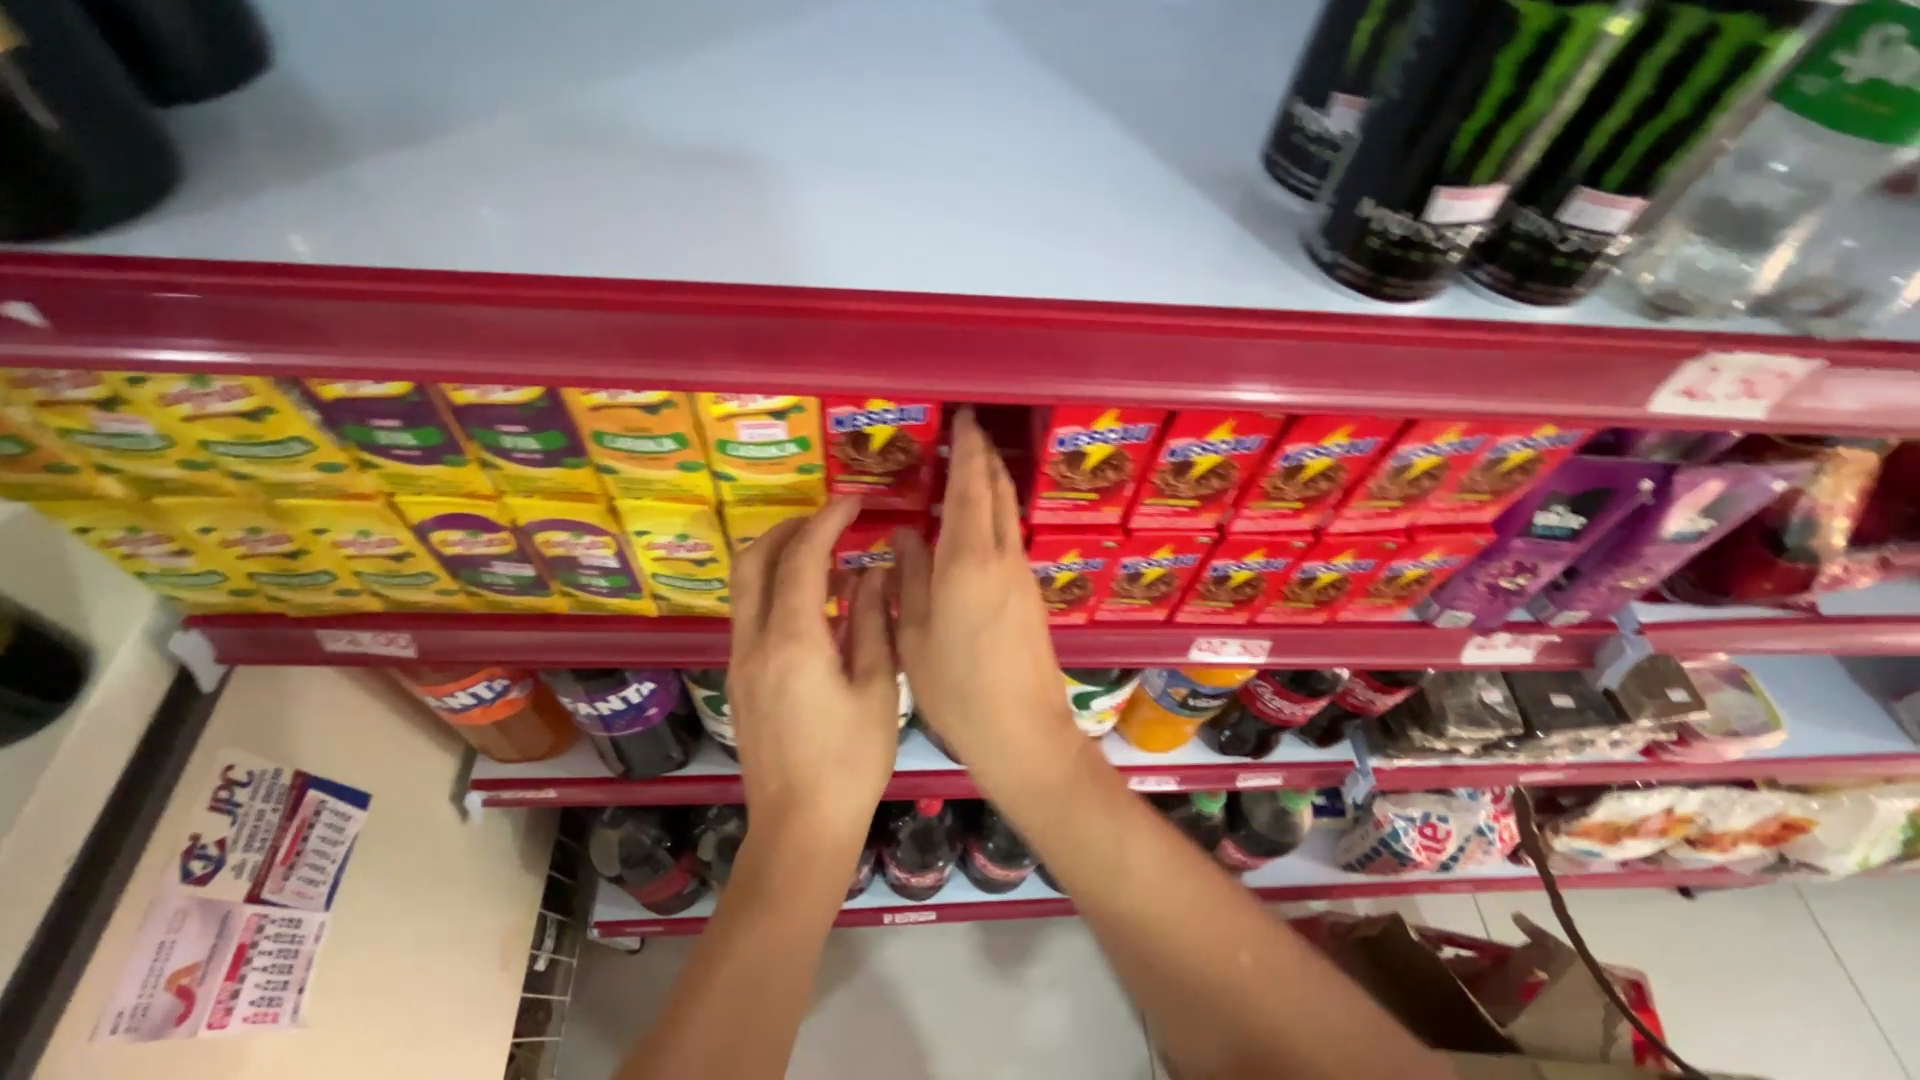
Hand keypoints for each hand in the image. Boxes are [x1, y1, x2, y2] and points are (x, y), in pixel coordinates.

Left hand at [728, 495, 899, 843]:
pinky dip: (774, 589)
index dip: (826, 521)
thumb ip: (870, 623)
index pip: (801, 557)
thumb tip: (872, 574)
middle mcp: (754, 642)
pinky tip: (813, 604)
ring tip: (824, 555)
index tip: (854, 502)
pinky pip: (749, 614)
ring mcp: (739, 662)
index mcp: (793, 640)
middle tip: (830, 520)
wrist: (800, 827)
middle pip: (753, 560)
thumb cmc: (850, 762)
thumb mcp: (877, 689)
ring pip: (744, 586)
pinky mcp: (739, 680)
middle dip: (789, 528)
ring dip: (777, 557)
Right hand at [894, 409, 1084, 789]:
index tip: (963, 418)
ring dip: (991, 484)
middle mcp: (1001, 556)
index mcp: (967, 559)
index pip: (970, 486)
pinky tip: (977, 524)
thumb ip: (908, 578)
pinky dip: (994, 515)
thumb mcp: (914, 635)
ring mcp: (1021, 575)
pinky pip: (1009, 538)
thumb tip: (904, 535)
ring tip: (969, 467)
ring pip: (1007, 513)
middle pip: (997, 491)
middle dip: (983, 456)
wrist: (1023, 734)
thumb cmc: (957, 689)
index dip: (967, 447)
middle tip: (966, 432)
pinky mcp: (1030, 595)